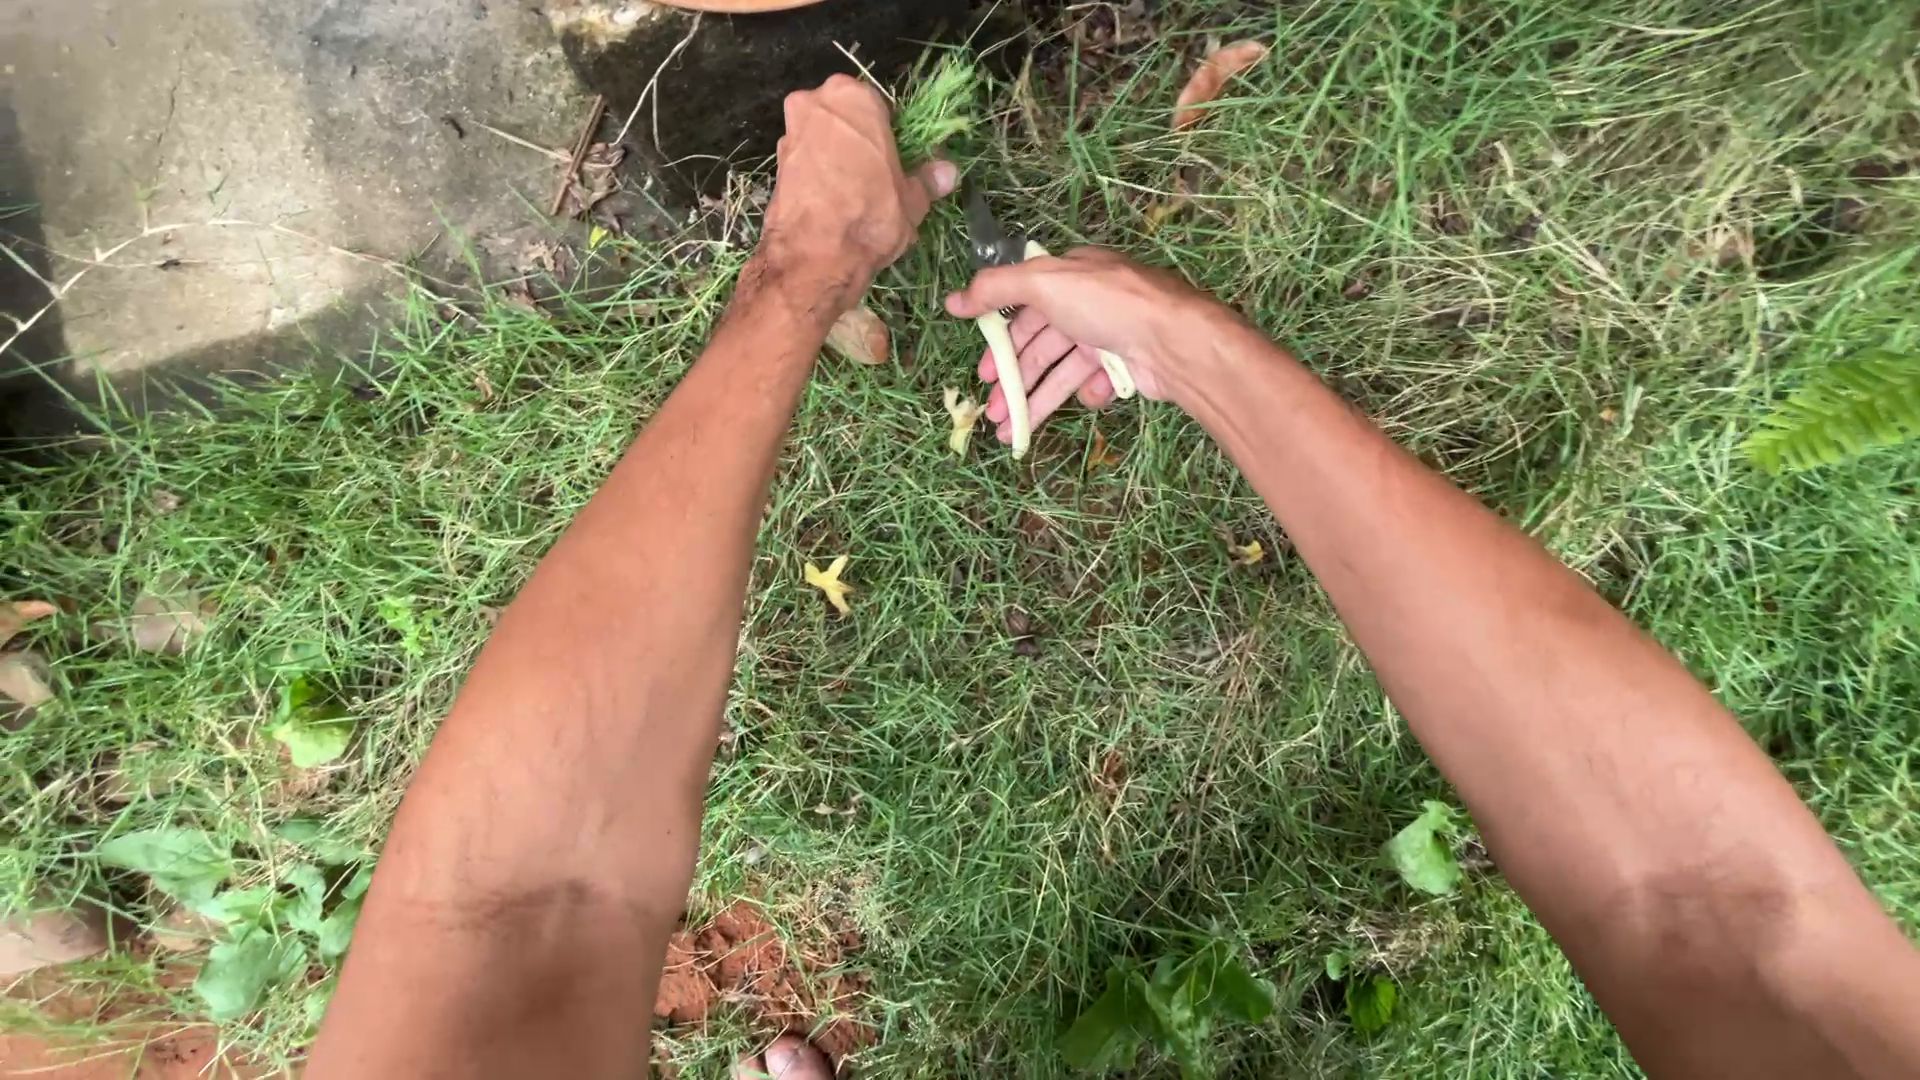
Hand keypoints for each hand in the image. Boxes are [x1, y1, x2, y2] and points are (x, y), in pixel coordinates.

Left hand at [759, 75, 958, 305]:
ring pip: (823, 141)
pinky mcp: (775, 165)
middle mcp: (815, 103)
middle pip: (846, 120)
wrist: (815, 257)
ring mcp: (790, 132)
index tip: (896, 163)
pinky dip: (819, 179)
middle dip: (860, 144)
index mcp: (854, 96)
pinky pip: (806, 165)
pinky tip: (832, 207)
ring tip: (854, 199)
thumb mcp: (910, 201)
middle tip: (877, 181)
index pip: (879, 107)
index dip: (889, 137)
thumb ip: (927, 181)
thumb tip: (947, 172)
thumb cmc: (870, 217)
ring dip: (837, 161)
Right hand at [943, 247, 1229, 444]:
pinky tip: (1092, 395)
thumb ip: (996, 289)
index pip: (1023, 309)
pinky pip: (1093, 383)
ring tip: (1010, 432)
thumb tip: (953, 301)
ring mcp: (1105, 337)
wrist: (1173, 340)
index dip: (999, 341)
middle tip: (991, 411)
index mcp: (1068, 277)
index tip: (981, 371)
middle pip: (1038, 348)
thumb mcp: (1044, 283)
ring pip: (1060, 373)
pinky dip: (1087, 392)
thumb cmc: (1106, 304)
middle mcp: (1085, 305)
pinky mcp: (1123, 366)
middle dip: (1012, 382)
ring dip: (1034, 402)